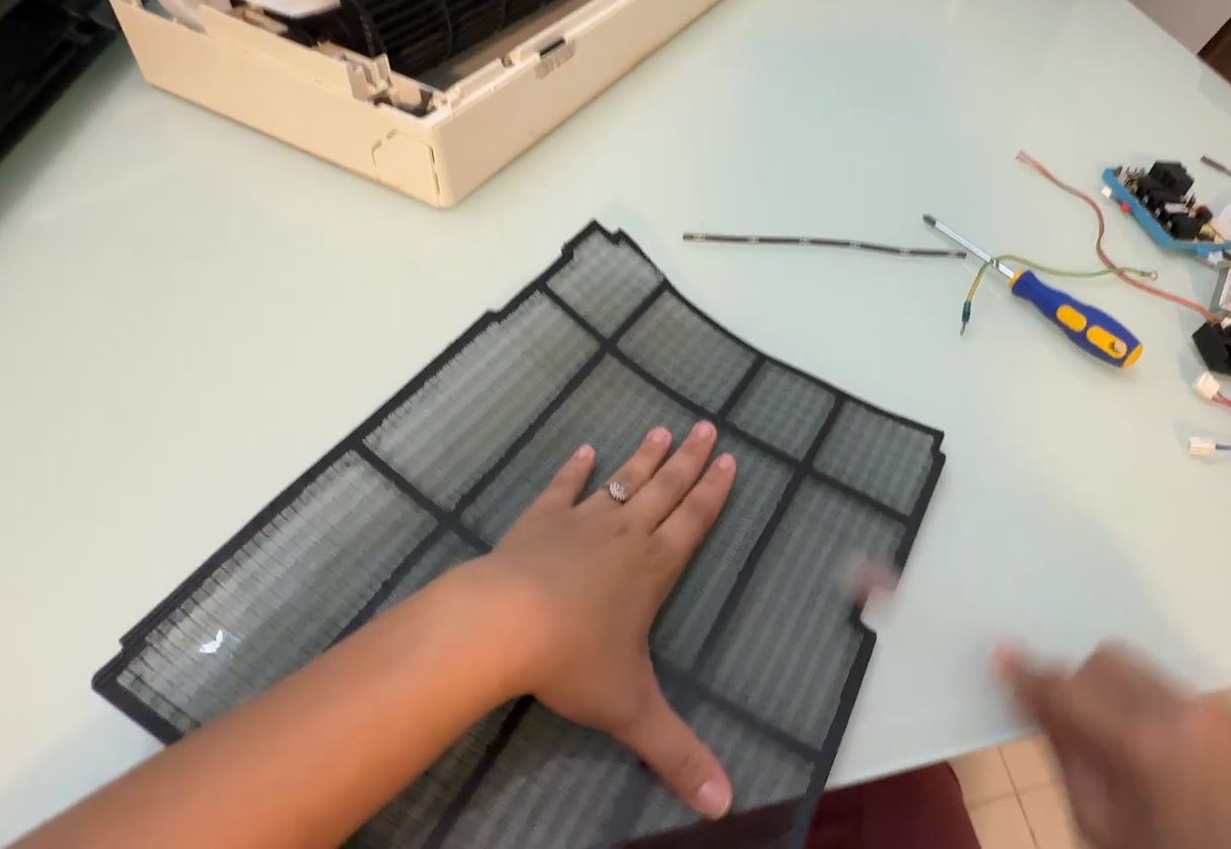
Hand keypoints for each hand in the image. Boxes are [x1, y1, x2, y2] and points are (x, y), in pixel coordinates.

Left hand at [476, 422, 736, 818]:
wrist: (502, 626)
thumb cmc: (572, 660)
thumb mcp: (632, 710)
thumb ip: (678, 754)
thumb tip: (726, 806)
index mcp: (653, 567)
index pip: (693, 521)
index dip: (713, 491)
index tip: (728, 459)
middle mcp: (625, 534)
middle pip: (666, 488)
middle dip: (689, 459)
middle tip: (706, 425)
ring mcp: (582, 521)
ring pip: (623, 480)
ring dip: (644, 456)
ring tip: (662, 429)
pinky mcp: (541, 519)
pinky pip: (563, 487)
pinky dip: (574, 469)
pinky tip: (584, 450)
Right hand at [996, 645, 1230, 848]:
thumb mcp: (1107, 832)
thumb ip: (1070, 758)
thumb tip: (1040, 704)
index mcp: (1151, 744)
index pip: (1071, 689)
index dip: (1030, 675)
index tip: (1001, 657)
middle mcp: (1189, 709)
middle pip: (1106, 661)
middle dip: (1079, 685)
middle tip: (1071, 731)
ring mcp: (1224, 711)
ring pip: (1140, 673)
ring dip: (1115, 697)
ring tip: (1123, 755)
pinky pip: (1176, 694)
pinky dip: (1151, 712)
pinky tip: (1163, 763)